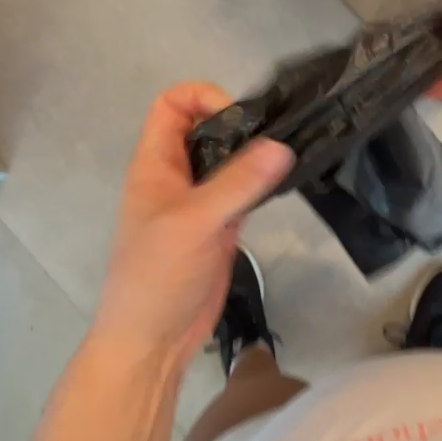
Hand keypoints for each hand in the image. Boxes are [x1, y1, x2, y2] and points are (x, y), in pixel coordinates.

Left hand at [90, 82, 293, 369]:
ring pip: (229, 157)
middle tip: (273, 134)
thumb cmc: (157, 276)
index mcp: (156, 164)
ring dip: (255, 152)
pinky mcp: (221, 224)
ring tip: (289, 152)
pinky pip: (244, 188)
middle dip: (238, 122)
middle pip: (206, 126)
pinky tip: (285, 181)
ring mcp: (201, 200)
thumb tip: (282, 145)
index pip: (172, 104)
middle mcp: (177, 175)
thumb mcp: (194, 223)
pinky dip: (262, 180)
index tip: (237, 115)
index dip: (202, 97)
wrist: (152, 344)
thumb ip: (238, 182)